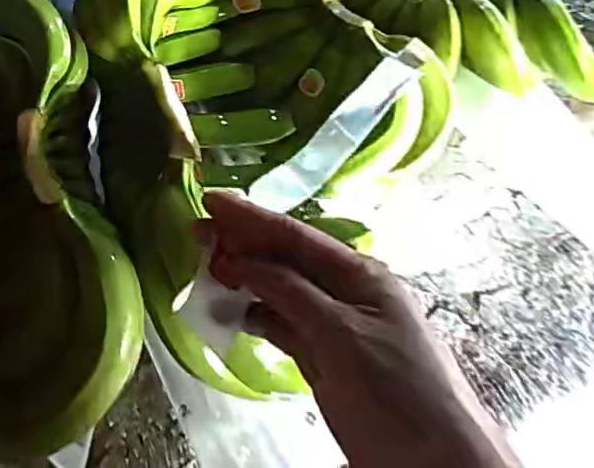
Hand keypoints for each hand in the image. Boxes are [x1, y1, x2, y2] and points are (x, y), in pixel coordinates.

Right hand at [196, 192, 517, 467]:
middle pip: (285, 258)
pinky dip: (257, 315)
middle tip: (197, 233)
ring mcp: (336, 325)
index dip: (251, 217)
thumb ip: (290, 292)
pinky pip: (284, 324)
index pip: (294, 235)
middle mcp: (345, 291)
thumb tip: (240, 260)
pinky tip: (233, 312)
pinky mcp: (327, 358)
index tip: (211, 200)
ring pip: (280, 289)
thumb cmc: (397, 394)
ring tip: (206, 270)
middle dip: (241, 243)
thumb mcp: (341, 336)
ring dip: (245, 279)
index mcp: (358, 274)